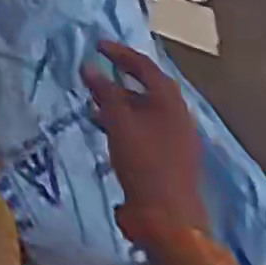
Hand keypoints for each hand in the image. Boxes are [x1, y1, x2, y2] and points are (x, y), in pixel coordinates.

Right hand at [82, 40, 207, 232]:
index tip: (97, 45)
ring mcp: (176, 138)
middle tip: (94, 71)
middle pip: (147, 87)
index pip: (145, 66)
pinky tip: (105, 128)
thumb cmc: (144, 161)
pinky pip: (144, 127)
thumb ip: (104, 91)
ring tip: (93, 100)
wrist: (169, 219)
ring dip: (119, 101)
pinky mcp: (169, 158)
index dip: (121, 53)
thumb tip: (89, 66)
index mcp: (170, 102)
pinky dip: (124, 121)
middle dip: (119, 77)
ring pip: (144, 109)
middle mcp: (177, 116)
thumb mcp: (119, 121)